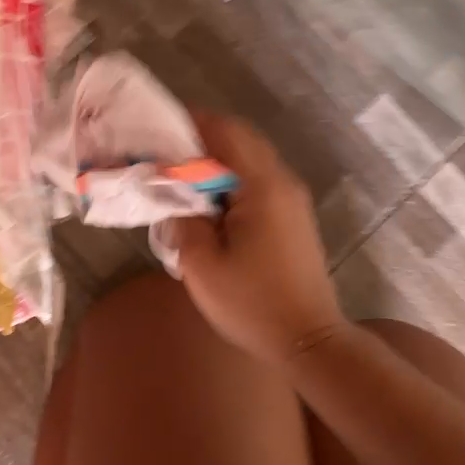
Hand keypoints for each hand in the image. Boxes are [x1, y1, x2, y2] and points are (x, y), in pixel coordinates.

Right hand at [173, 111, 345, 364]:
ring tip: (178, 174)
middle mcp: (282, 182)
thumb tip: (172, 192)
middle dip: (200, 137)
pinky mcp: (292, 216)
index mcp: (262, 186)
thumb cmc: (253, 304)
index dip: (189, 122)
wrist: (309, 342)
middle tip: (162, 150)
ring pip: (249, 158)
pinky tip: (206, 199)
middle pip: (239, 138)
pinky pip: (257, 178)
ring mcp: (292, 199)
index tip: (156, 128)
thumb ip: (182, 217)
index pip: (225, 131)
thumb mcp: (201, 264)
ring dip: (215, 158)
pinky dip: (230, 176)